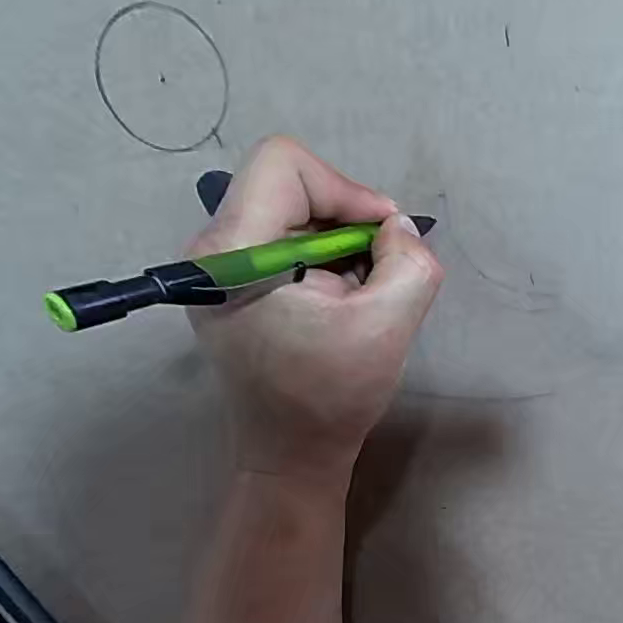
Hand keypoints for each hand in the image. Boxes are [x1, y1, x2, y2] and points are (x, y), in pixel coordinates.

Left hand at [188, 136, 443, 483]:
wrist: (291, 457)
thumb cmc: (331, 399)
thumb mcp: (386, 328)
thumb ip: (409, 265)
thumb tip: (398, 229)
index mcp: (234, 254)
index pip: (286, 166)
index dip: (346, 191)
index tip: (383, 238)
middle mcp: (213, 253)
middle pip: (289, 191)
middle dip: (348, 227)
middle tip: (380, 274)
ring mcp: (219, 273)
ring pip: (292, 219)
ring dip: (341, 250)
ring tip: (360, 301)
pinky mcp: (233, 292)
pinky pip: (285, 249)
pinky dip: (326, 267)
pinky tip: (342, 308)